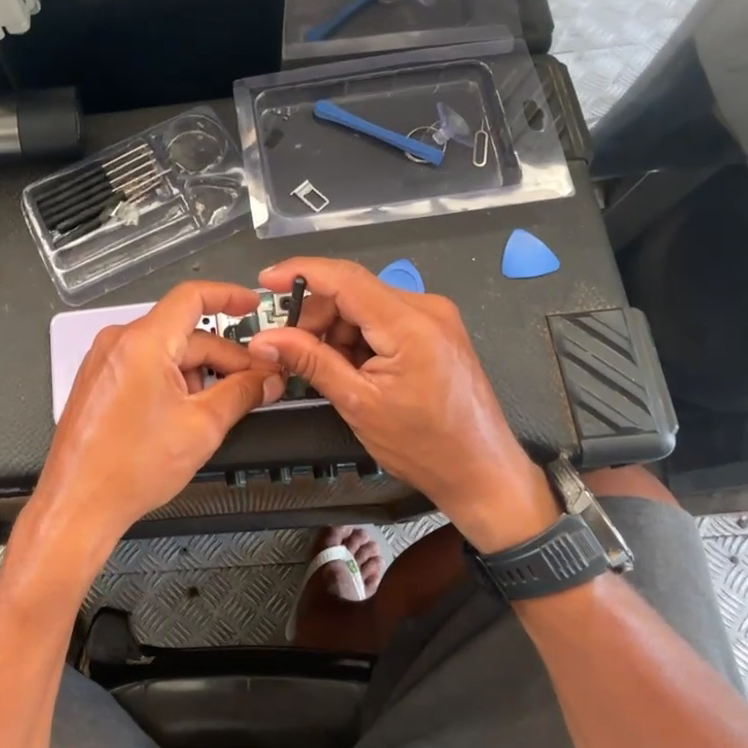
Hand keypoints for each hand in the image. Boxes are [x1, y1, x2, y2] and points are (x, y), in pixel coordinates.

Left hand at [37, 282, 283, 544]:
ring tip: (222, 407)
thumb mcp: (202, 427)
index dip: (229, 296)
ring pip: (166, 352)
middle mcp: (118, 343)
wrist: (79, 504)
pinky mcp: (100, 382)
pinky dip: (174, 381)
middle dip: (225, 355)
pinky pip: (145, 367)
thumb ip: (241, 394)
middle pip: (185, 332)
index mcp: (143, 343)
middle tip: (258, 381)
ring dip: (200, 373)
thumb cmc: (127, 469)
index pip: (192, 298)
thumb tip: (265, 380)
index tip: (252, 304)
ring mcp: (105, 362)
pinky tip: (190, 412)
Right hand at [247, 258, 559, 551]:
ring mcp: (435, 318)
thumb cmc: (423, 446)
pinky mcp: (437, 332)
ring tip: (327, 369)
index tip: (265, 281)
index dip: (301, 273)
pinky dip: (359, 338)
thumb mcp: (358, 403)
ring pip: (366, 305)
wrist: (483, 473)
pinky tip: (352, 369)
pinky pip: (384, 319)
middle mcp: (427, 308)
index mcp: (410, 323)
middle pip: (354, 290)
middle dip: (317, 315)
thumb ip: (310, 361)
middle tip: (290, 350)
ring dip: (337, 329)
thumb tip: (264, 339)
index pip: (345, 278)